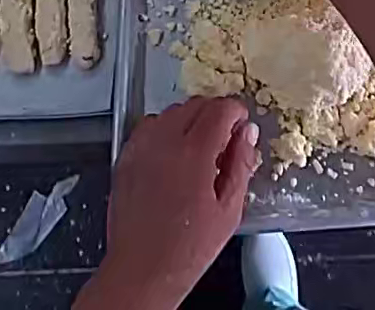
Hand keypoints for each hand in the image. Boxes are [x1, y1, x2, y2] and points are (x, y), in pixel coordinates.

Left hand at [78, 96, 259, 309]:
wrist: (141, 270)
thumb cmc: (187, 249)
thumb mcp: (228, 212)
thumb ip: (241, 165)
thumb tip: (247, 133)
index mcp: (193, 153)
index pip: (220, 110)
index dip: (236, 111)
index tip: (242, 123)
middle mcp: (165, 140)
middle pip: (196, 104)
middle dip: (215, 114)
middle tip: (224, 140)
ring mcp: (142, 143)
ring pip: (173, 111)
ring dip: (190, 121)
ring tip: (198, 152)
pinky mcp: (127, 152)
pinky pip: (151, 125)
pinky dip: (166, 130)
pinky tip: (172, 156)